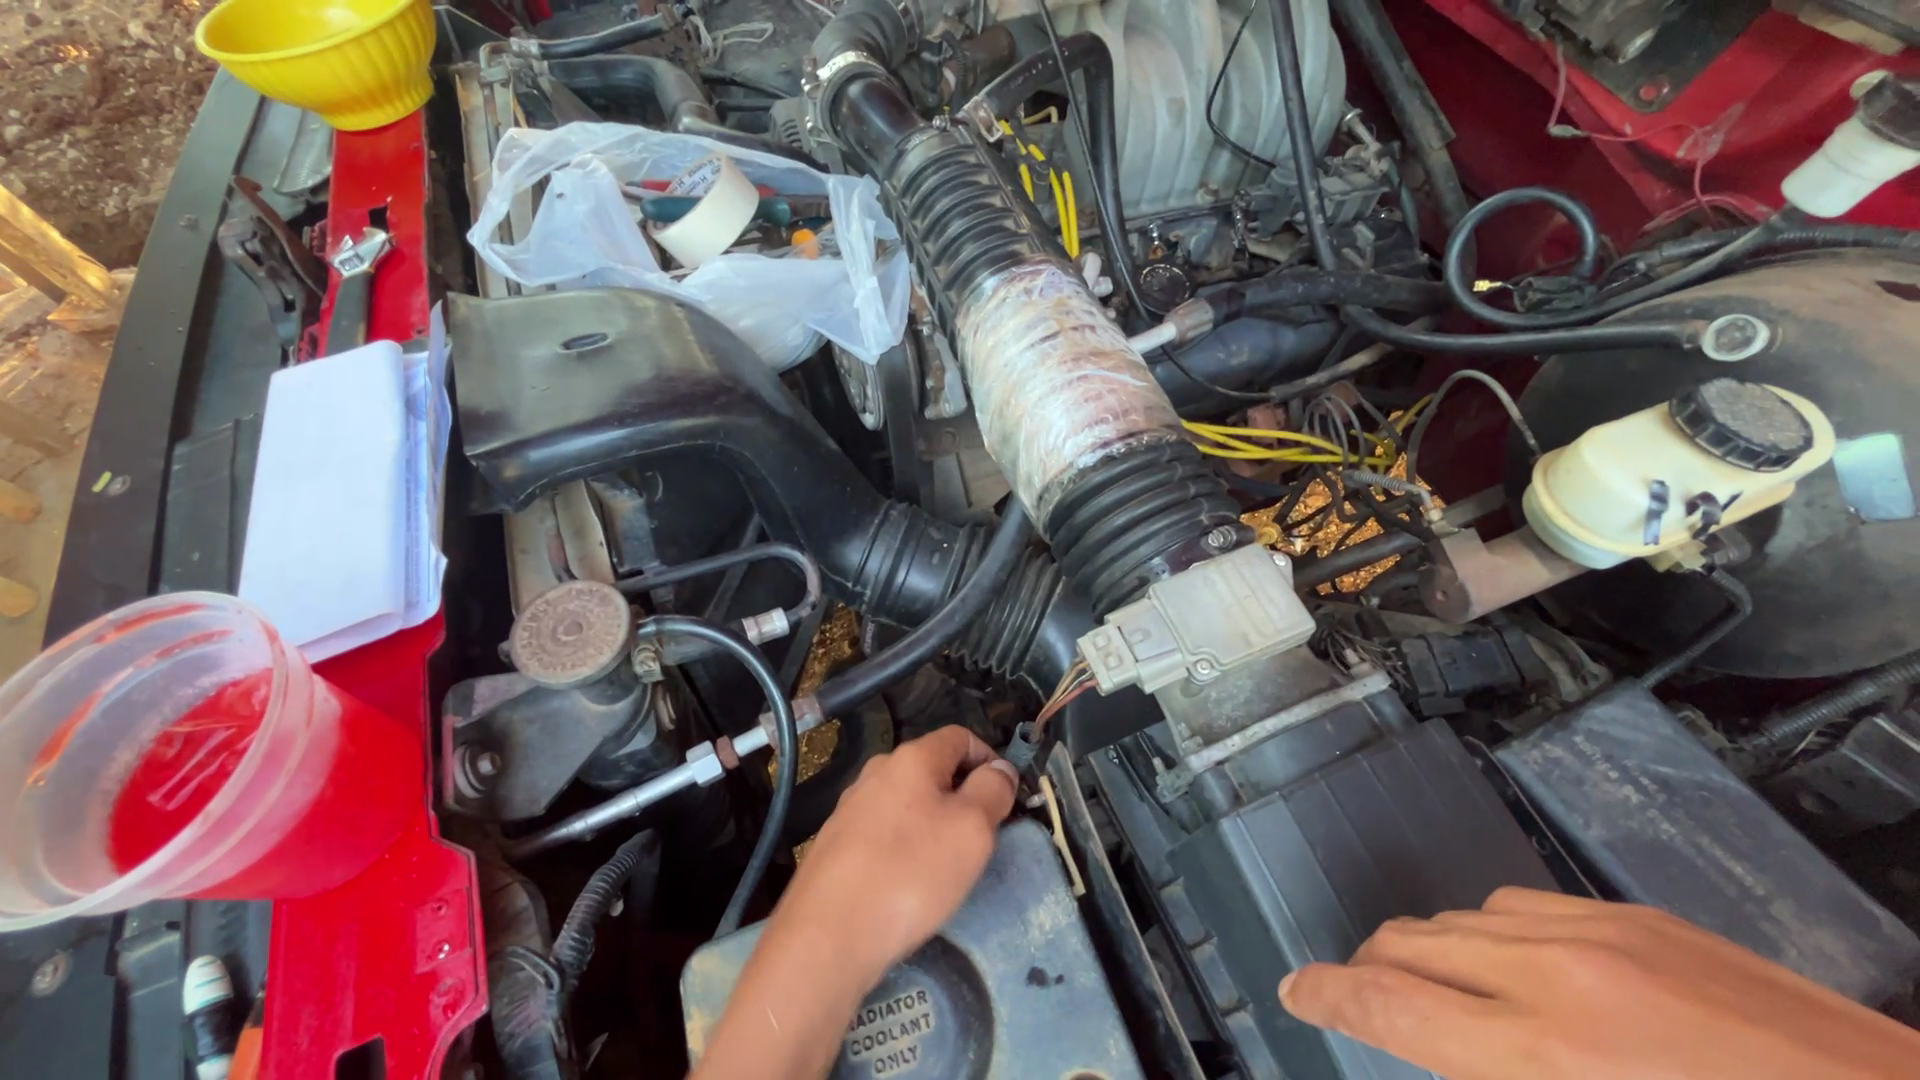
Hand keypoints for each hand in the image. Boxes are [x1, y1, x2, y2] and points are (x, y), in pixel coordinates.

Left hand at [769, 724, 1018, 983]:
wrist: (828, 935)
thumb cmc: (911, 874)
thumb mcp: (972, 830)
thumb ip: (993, 790)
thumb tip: (1000, 768)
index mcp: (911, 757)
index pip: (961, 736)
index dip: (991, 760)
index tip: (1006, 799)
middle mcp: (876, 771)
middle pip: (933, 768)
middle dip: (963, 795)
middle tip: (981, 838)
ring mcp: (851, 806)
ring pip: (908, 801)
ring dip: (933, 822)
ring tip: (946, 865)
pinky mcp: (836, 842)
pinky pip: (885, 830)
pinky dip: (905, 845)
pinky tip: (907, 881)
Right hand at [1279, 886, 1919, 1079]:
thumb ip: (1499, 1078)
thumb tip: (1446, 1052)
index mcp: (1542, 1058)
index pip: (1388, 1005)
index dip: (1327, 994)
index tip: (1296, 990)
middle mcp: (1552, 977)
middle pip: (1407, 945)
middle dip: (1371, 969)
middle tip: (1368, 999)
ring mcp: (1596, 932)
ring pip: (1457, 918)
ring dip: (1434, 953)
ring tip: (1450, 992)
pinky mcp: (1635, 915)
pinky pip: (1516, 904)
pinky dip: (1491, 934)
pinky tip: (1521, 969)